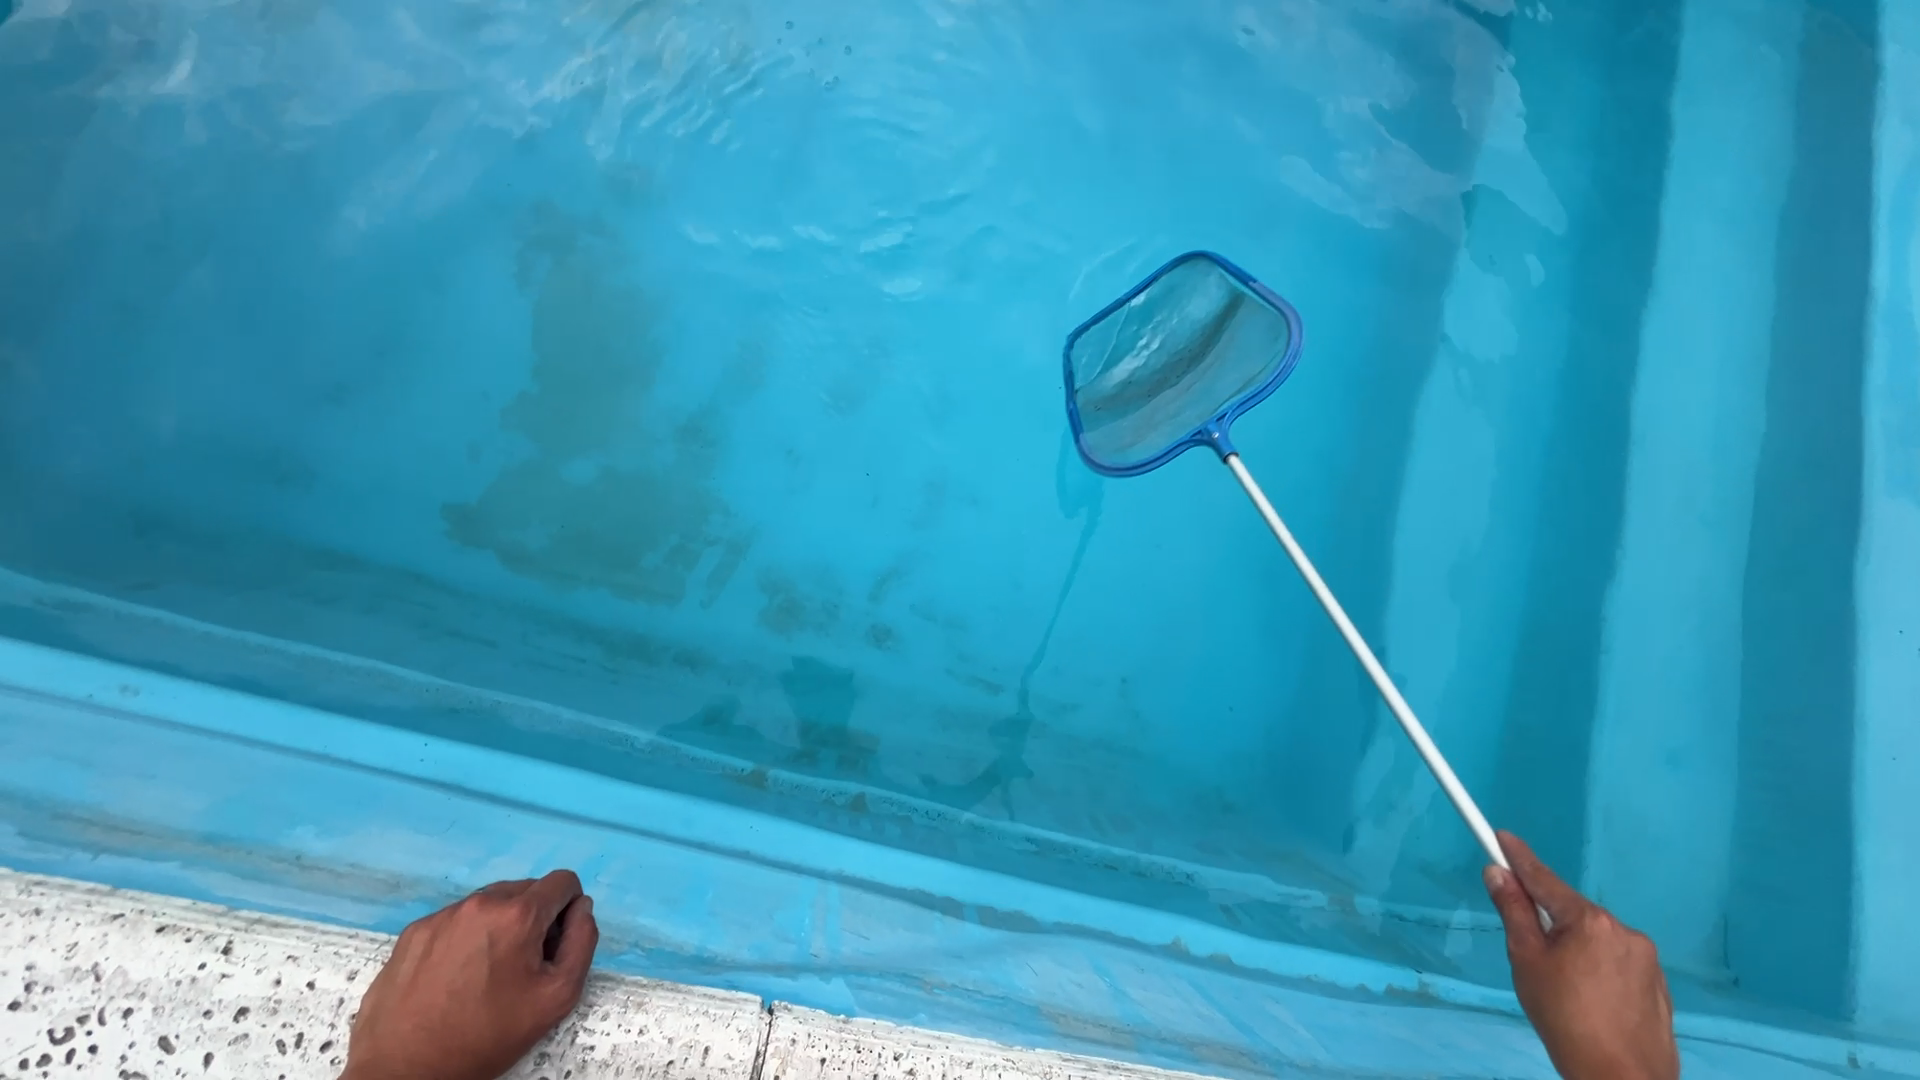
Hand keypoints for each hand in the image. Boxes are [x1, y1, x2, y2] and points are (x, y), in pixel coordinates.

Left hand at [342, 870, 599, 1079]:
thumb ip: (583, 940)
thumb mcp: (558, 997)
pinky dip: (464, 937)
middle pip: (526, 890)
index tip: (552, 946)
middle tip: (519, 964)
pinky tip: (453, 976)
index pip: (563, 882)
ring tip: (484, 972)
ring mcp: (441, 916)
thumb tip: (580, 907)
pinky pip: (455, 919)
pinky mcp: (412, 933)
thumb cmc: (487, 1037)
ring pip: (490, 903)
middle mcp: (480, 903)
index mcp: (519, 914)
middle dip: (533, 918)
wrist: (404, 1075)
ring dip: (498, 924)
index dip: (567, 910)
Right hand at [1484, 831, 1677, 1079]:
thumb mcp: (1526, 959)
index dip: (1519, 857)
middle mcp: (1624, 931)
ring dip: (1574, 943)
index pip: (1544, 879)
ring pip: (1594, 937)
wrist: (1620, 1078)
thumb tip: (1499, 874)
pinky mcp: (1658, 986)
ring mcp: (1647, 959)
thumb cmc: (1563, 1014)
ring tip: (1560, 980)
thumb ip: (1513, 911)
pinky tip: (1587, 994)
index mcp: (1590, 921)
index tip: (1501, 836)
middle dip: (1547, 916)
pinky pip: (1616, 960)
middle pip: (1571, 910)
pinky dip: (1596, 964)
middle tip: (1527, 943)